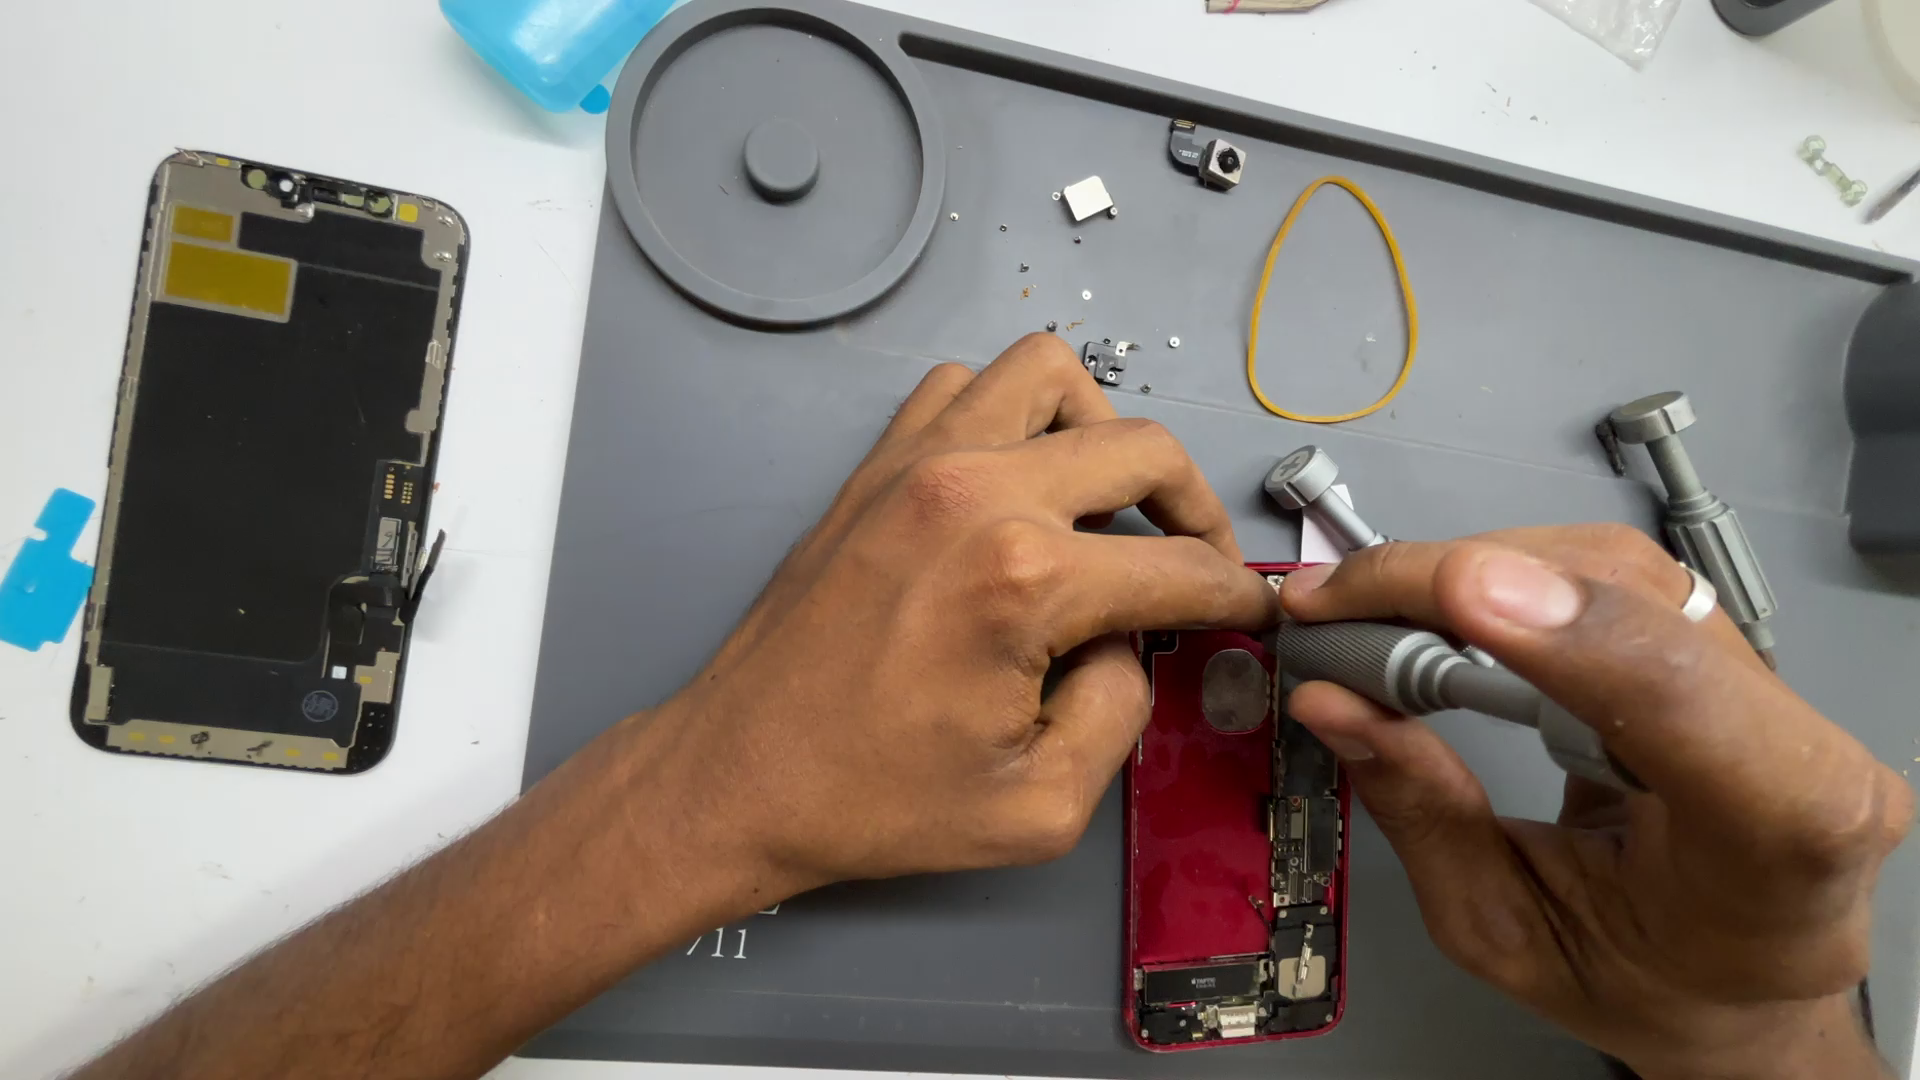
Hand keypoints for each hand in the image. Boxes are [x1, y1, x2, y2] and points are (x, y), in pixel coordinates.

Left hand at [629, 334, 1278, 904]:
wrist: (741, 771)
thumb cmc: (879, 800)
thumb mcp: (1042, 803)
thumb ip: (1123, 708)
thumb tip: (1129, 638)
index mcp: (1027, 578)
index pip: (1177, 569)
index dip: (1232, 593)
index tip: (1248, 606)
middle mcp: (979, 491)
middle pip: (1141, 450)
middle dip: (1194, 506)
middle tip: (1194, 560)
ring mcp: (920, 460)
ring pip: (1048, 375)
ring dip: (1100, 430)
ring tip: (1104, 500)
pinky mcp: (877, 464)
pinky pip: (962, 389)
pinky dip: (1010, 415)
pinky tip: (1014, 480)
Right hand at [1279, 526, 1909, 1078]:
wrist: (1725, 974)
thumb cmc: (1626, 975)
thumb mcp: (1493, 925)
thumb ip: (1417, 812)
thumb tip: (1326, 699)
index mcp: (1765, 845)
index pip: (1698, 715)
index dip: (1582, 640)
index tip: (1455, 598)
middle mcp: (1786, 736)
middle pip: (1623, 599)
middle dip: (1453, 582)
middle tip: (1326, 604)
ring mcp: (1749, 674)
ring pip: (1599, 561)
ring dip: (1455, 566)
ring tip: (1356, 604)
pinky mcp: (1695, 640)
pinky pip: (1586, 566)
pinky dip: (1482, 567)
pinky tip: (1417, 601)